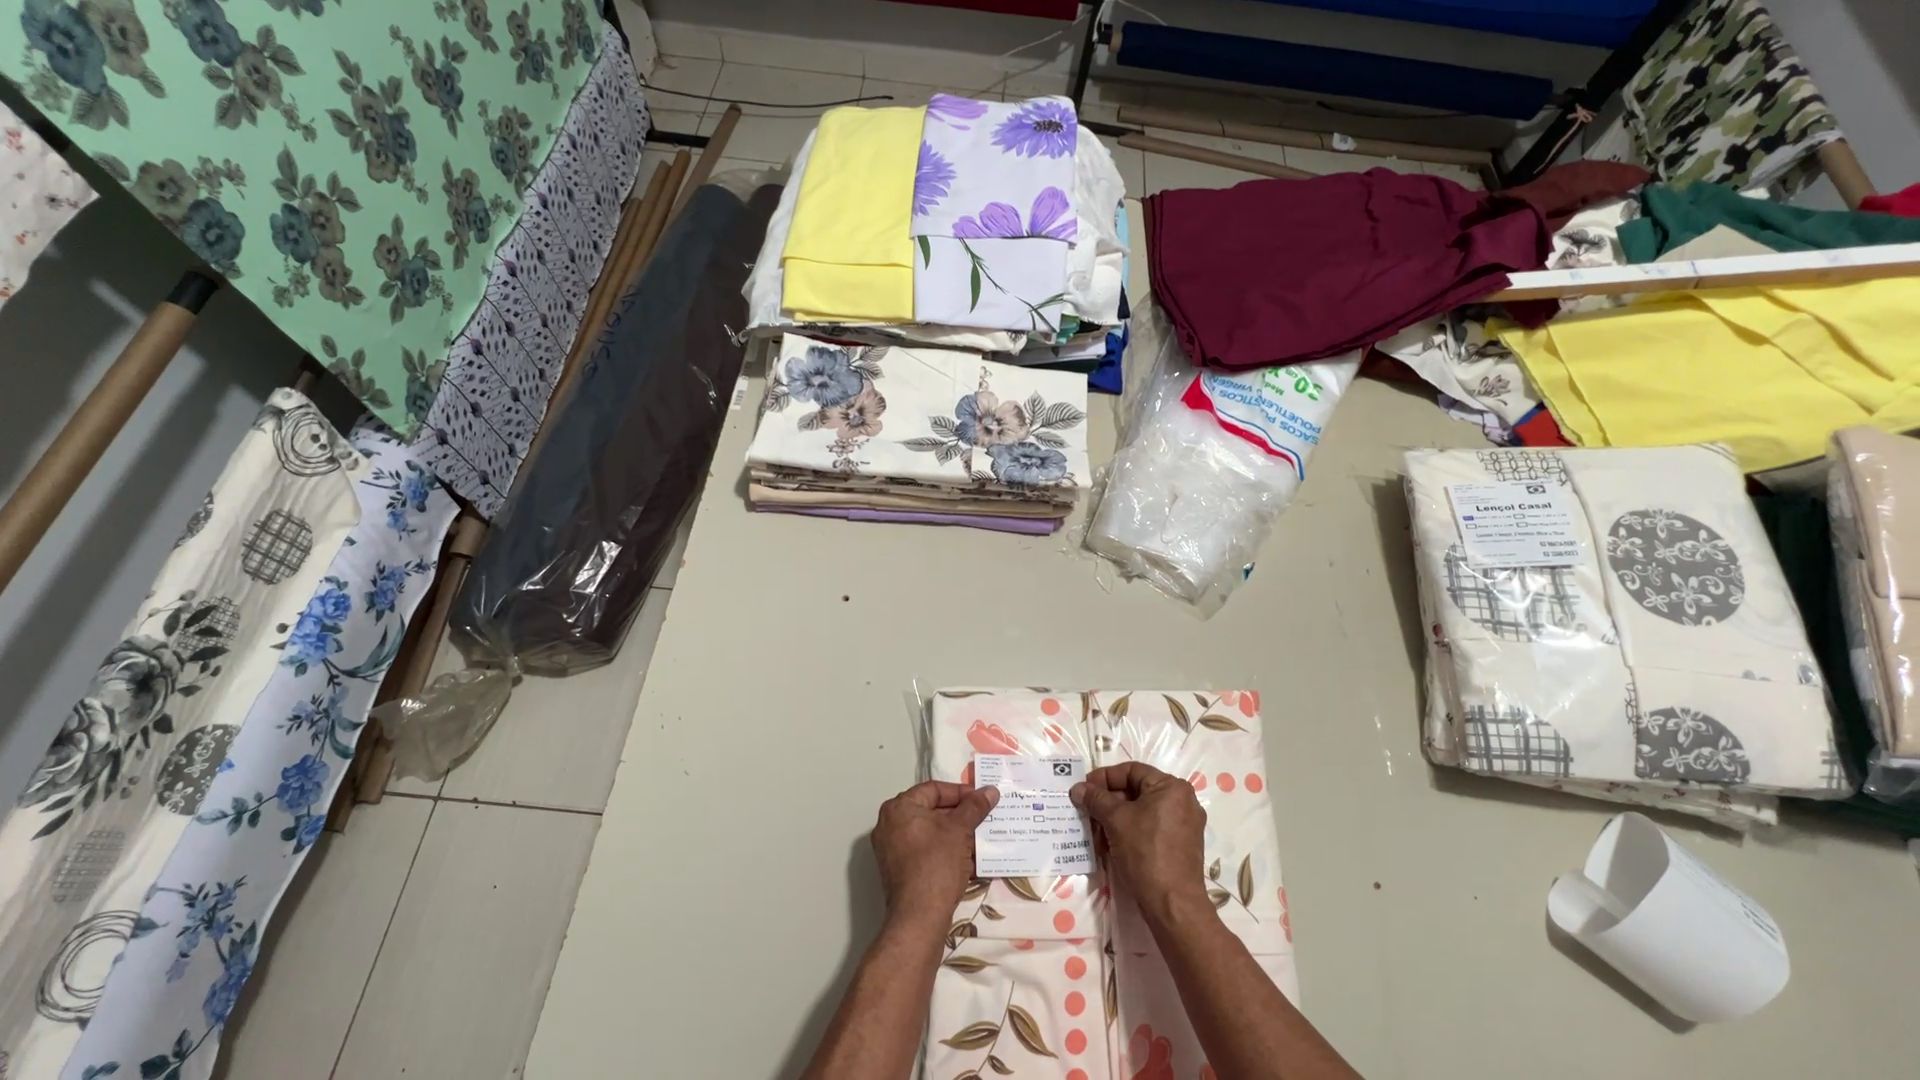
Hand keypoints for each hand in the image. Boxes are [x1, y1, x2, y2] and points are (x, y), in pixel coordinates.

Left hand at [871, 781, 999, 927]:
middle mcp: (889, 825)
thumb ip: (975, 807)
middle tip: (983, 819)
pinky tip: (968, 860)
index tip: (982, 800)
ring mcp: (892, 850)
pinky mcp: (899, 871)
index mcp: (898, 808)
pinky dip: (945, 852)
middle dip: (960, 816)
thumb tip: (990, 791)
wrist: (920, 915)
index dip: (960, 792)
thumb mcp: (960, 830)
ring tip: (980, 839)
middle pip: (930, 811)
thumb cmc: (937, 863)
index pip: (933, 790)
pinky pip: (925, 852)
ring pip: (930, 833)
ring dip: (955, 835)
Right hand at [1071, 763, 1209, 923]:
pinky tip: (1111, 845)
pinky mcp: (1180, 845)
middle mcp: (1182, 801)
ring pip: (1141, 811)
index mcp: (1172, 787)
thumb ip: (1096, 799)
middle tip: (1086, 811)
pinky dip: (1129, 832)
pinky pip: (1150, 828)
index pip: (1131, 770)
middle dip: (1108, 801)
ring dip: (1115, 818)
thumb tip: (1078, 789)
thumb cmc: (1145, 853)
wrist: (1172, 903)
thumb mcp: (1116, 821)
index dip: (1104, 777)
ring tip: (1096, 832)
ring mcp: (1184, 825)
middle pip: (1137, 791)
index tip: (1084, 789)